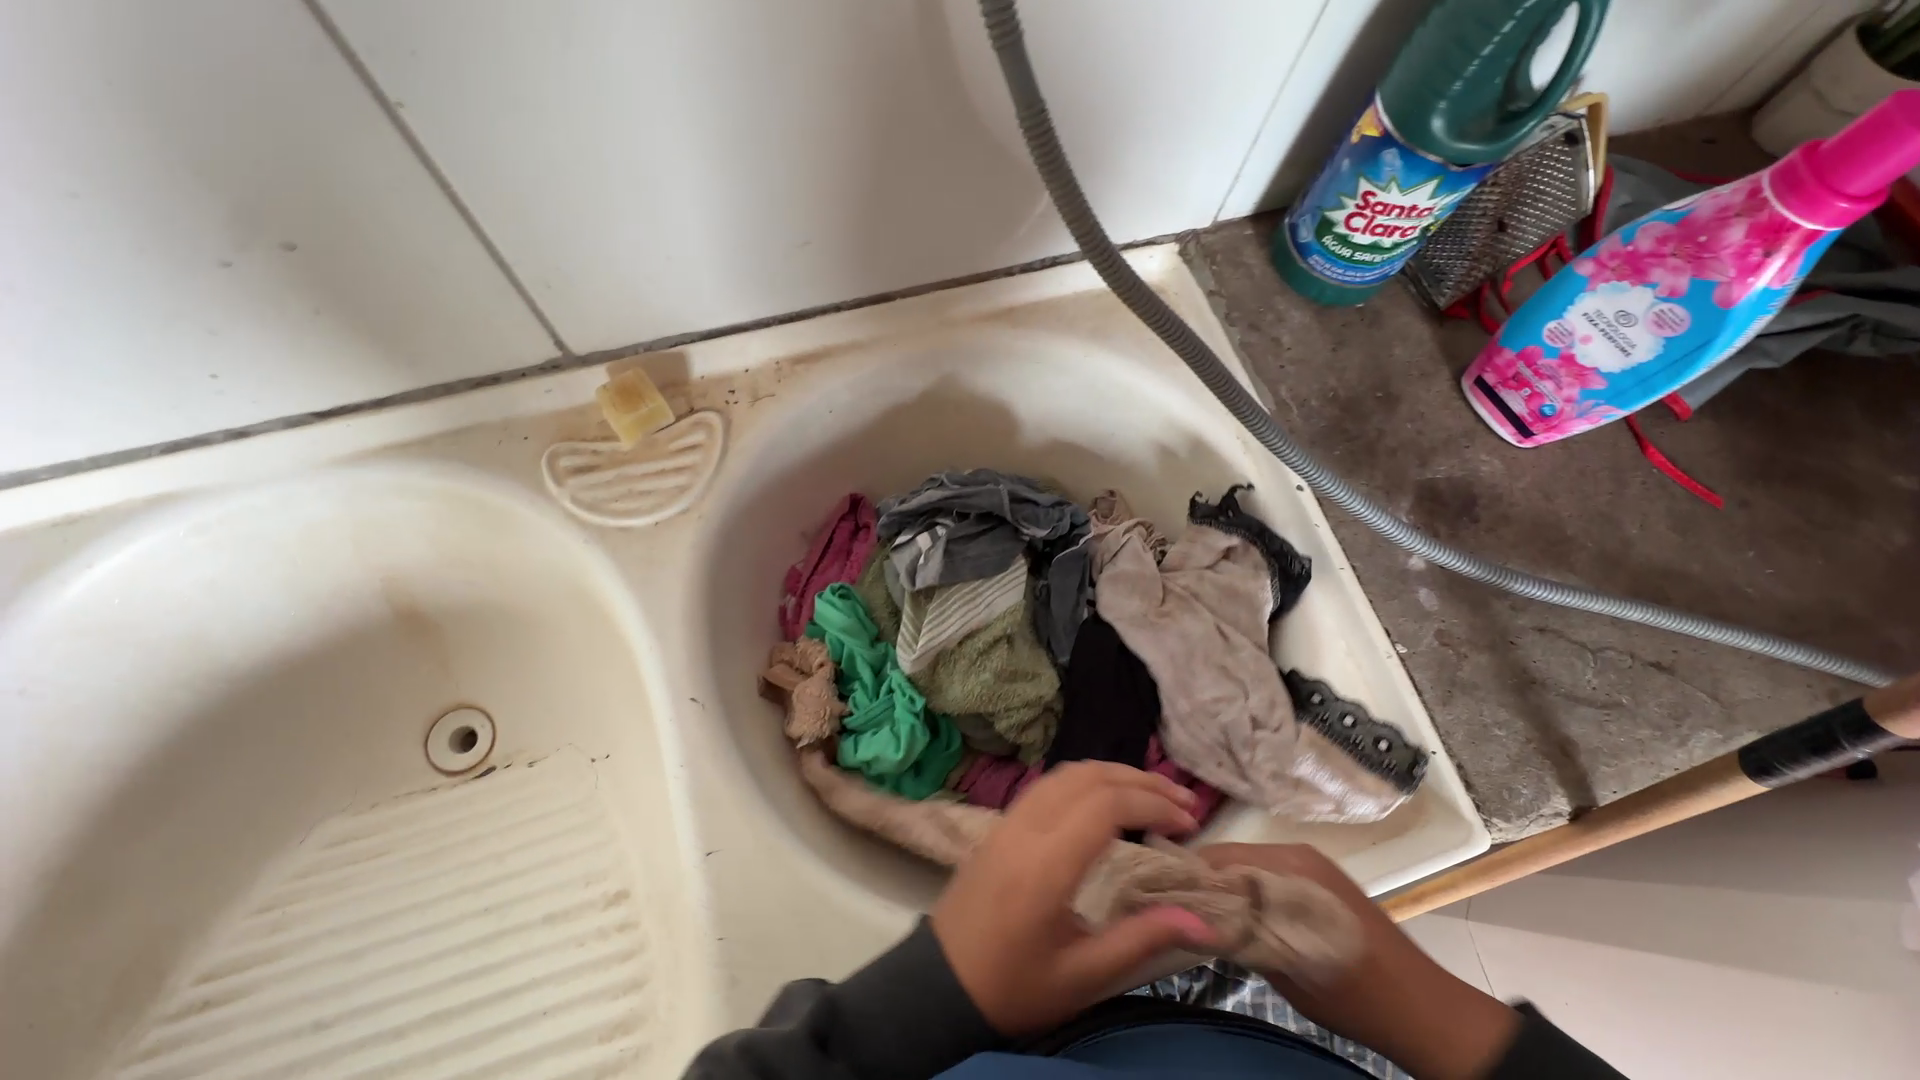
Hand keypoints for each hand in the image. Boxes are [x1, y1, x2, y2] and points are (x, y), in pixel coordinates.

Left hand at [931, 762, 1216, 1035]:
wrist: (938, 983)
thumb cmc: (1012, 986)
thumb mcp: (1082, 976)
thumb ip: (1141, 940)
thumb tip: (1203, 920)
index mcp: (1045, 865)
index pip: (1106, 806)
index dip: (1153, 804)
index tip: (1188, 825)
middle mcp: (1025, 830)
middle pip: (1089, 778)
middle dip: (1142, 782)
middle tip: (1184, 804)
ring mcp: (1007, 822)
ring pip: (1065, 774)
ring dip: (1113, 774)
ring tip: (1153, 794)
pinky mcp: (999, 826)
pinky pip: (1047, 784)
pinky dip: (1086, 780)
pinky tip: (1106, 800)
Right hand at [1198, 844, 1519, 1079]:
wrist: (1420, 1009)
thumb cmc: (1349, 992)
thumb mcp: (1280, 967)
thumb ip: (1232, 931)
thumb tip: (1182, 916)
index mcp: (1286, 867)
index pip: (1214, 857)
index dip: (1182, 876)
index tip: (1155, 897)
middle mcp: (1295, 853)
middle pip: (1229, 857)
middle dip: (1200, 880)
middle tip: (1172, 909)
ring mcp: (1309, 864)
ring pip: (1247, 865)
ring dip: (1223, 886)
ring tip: (1200, 915)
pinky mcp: (1319, 879)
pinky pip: (1269, 874)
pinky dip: (1248, 890)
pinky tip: (1238, 917)